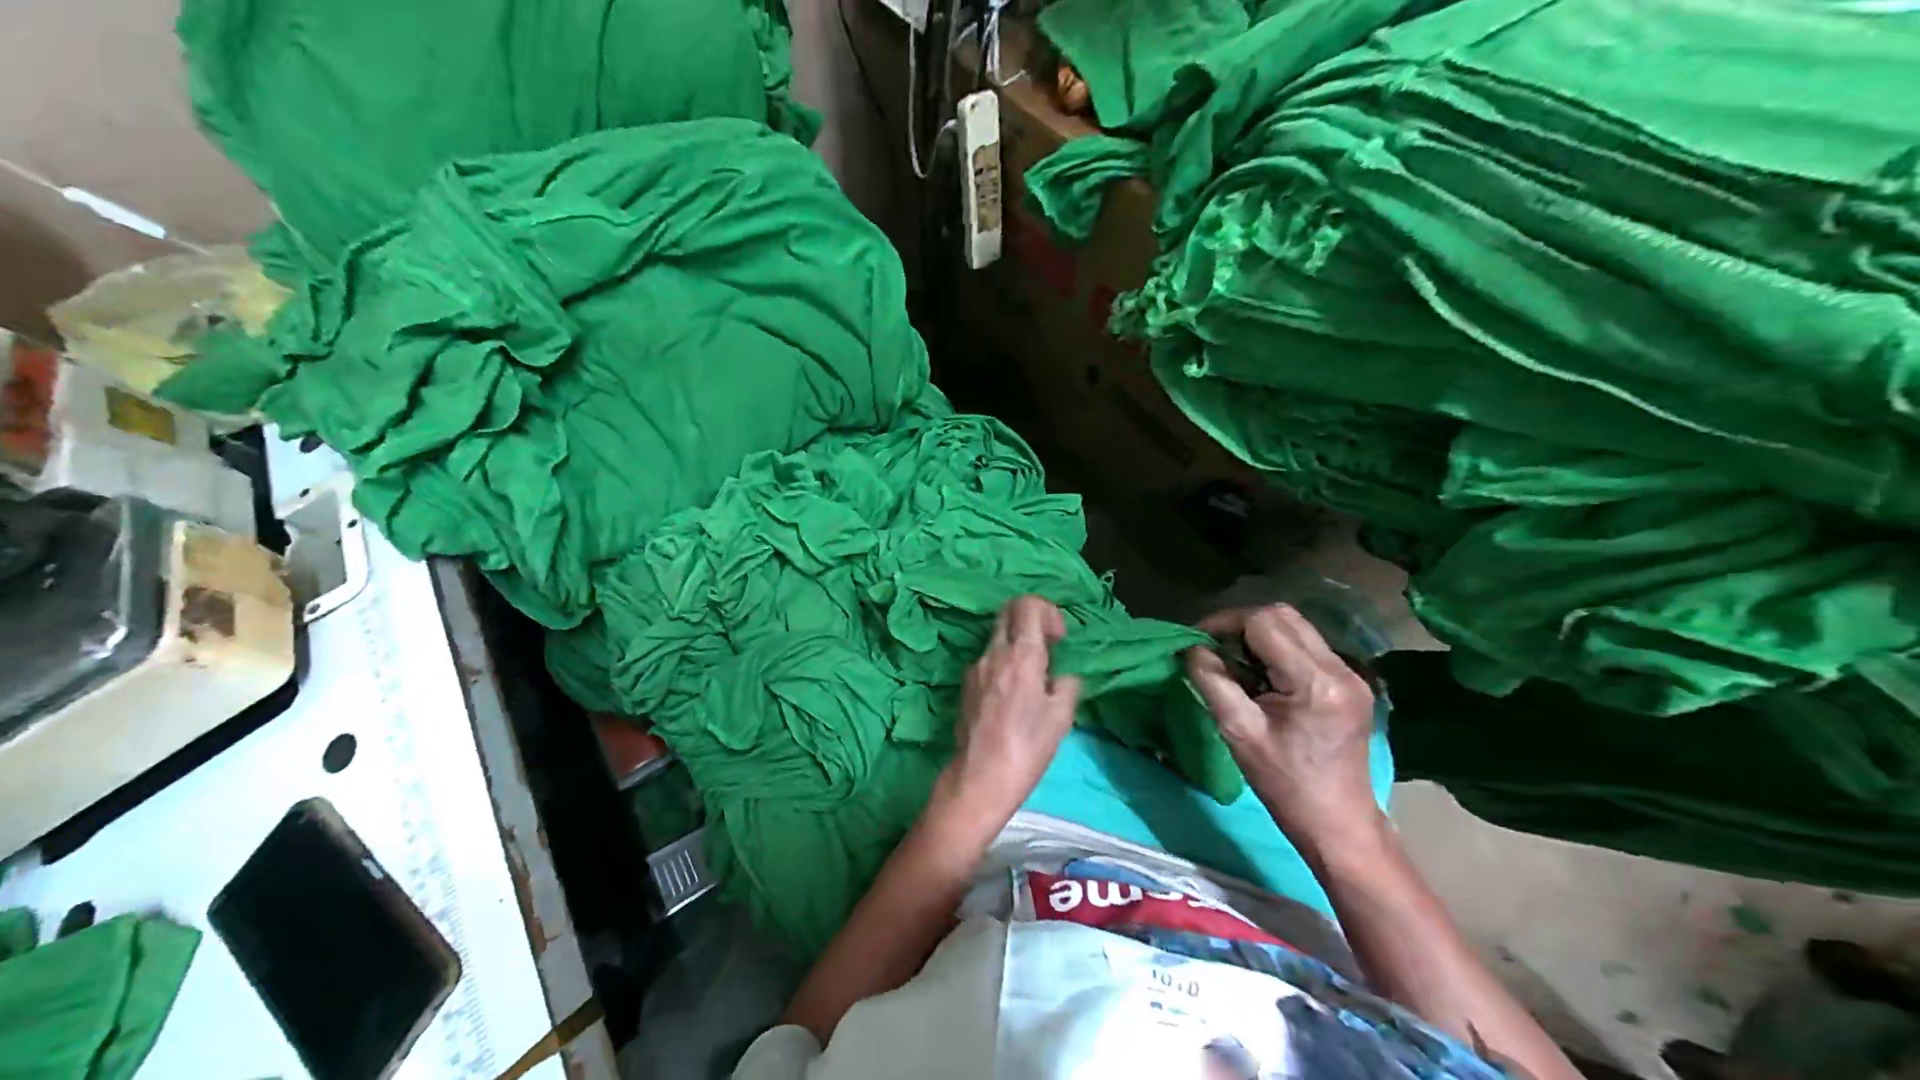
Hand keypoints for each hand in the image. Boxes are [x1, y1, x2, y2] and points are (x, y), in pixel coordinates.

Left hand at [943, 596, 1083, 826]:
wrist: (980, 778)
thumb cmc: (1028, 748)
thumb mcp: (1061, 717)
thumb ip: (1066, 684)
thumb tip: (1062, 676)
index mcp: (1021, 654)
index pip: (1028, 605)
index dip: (1048, 611)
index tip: (1058, 638)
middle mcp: (993, 653)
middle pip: (1008, 612)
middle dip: (1030, 619)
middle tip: (1047, 647)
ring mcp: (974, 668)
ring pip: (996, 637)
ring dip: (1016, 644)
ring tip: (1032, 678)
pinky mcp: (965, 686)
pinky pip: (987, 661)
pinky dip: (1003, 663)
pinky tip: (1013, 696)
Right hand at [1184, 604, 1378, 849]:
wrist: (1337, 822)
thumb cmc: (1284, 783)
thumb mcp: (1238, 731)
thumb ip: (1212, 681)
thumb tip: (1192, 648)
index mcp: (1315, 681)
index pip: (1264, 622)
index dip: (1225, 623)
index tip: (1198, 642)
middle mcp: (1340, 668)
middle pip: (1283, 616)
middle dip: (1241, 625)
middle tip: (1215, 650)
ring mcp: (1351, 674)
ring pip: (1296, 628)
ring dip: (1259, 636)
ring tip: (1236, 665)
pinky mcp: (1351, 684)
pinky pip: (1307, 647)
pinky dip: (1277, 650)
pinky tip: (1261, 678)